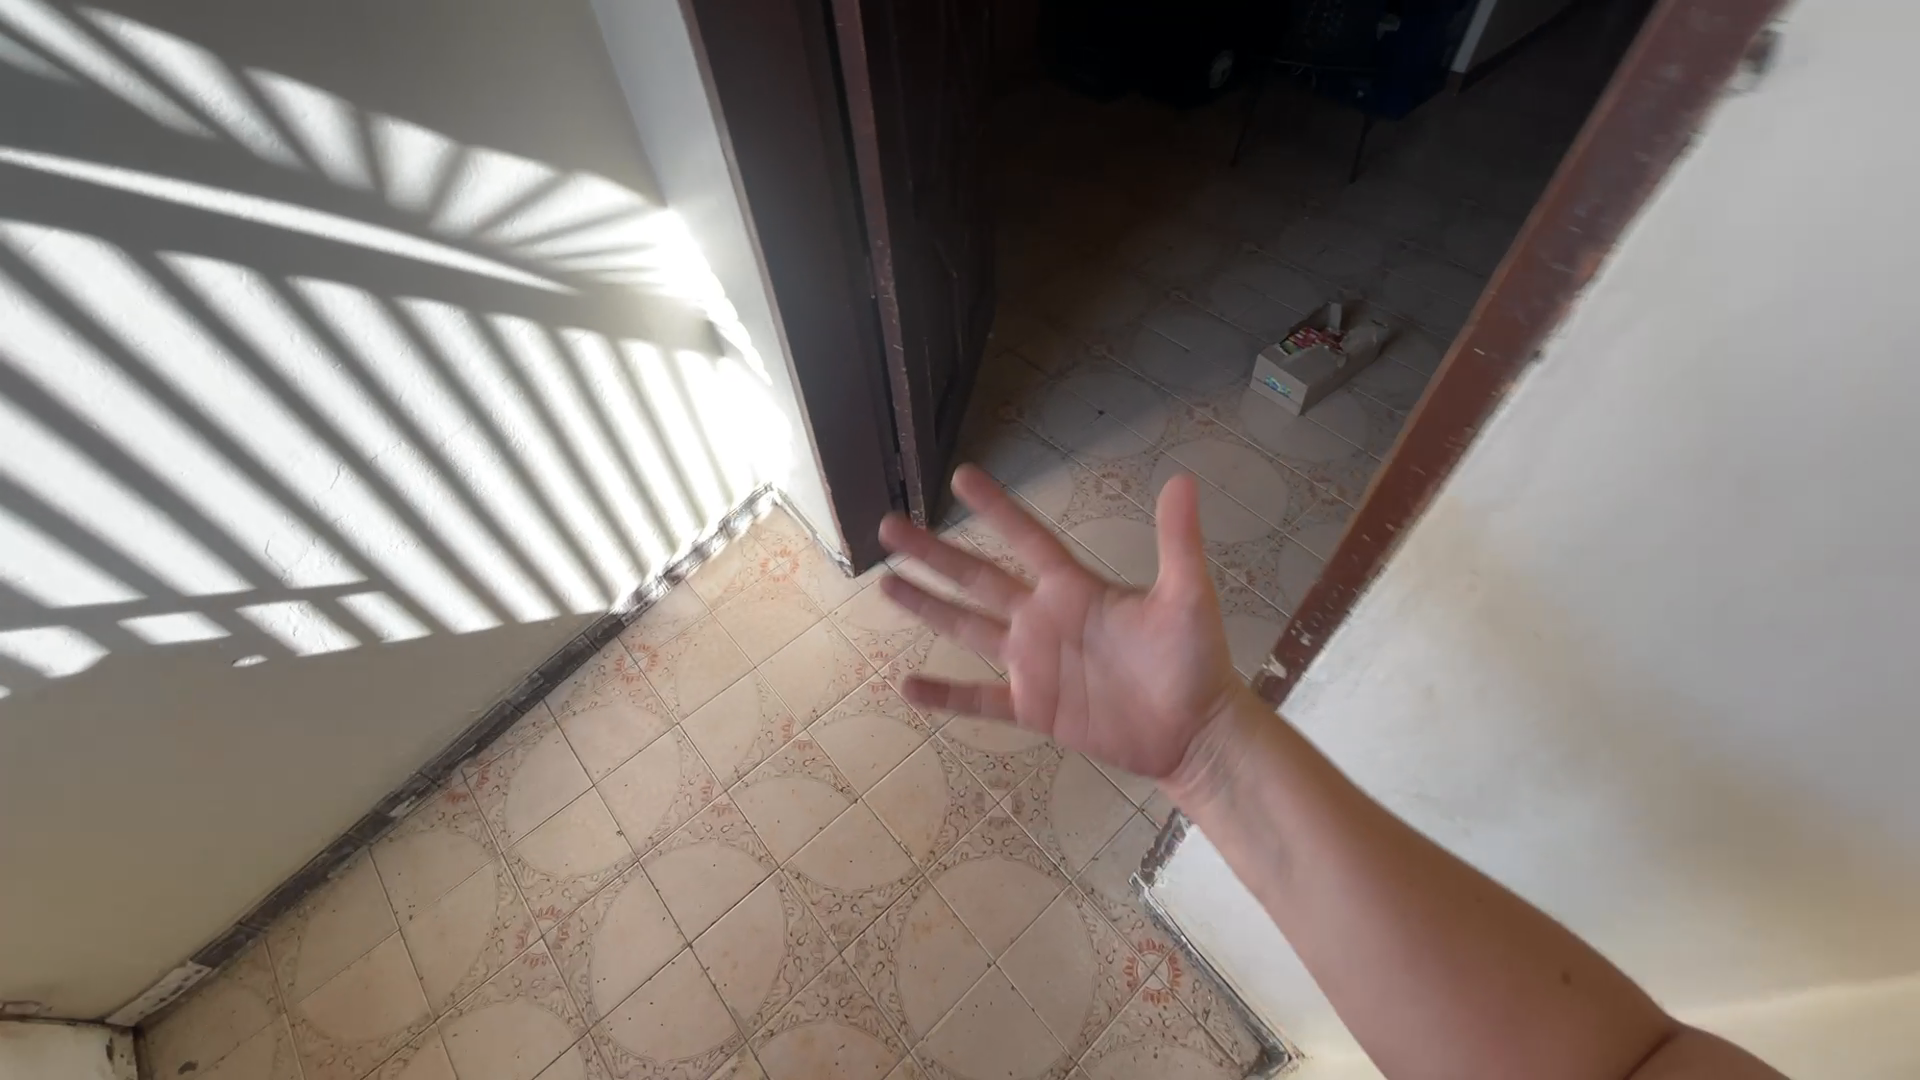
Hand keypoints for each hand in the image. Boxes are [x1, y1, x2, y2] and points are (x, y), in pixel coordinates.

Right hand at [877, 464, 1247, 780]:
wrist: (1193, 730)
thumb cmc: (1192, 660)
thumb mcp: (1187, 598)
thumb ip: (1177, 542)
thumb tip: (1182, 479)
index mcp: (1072, 588)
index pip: (1026, 539)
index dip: (996, 509)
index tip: (962, 476)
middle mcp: (1041, 618)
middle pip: (976, 578)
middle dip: (933, 553)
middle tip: (890, 526)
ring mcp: (1033, 664)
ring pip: (967, 628)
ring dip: (928, 607)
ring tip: (885, 584)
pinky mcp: (1033, 707)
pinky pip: (979, 700)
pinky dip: (945, 695)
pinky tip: (908, 685)